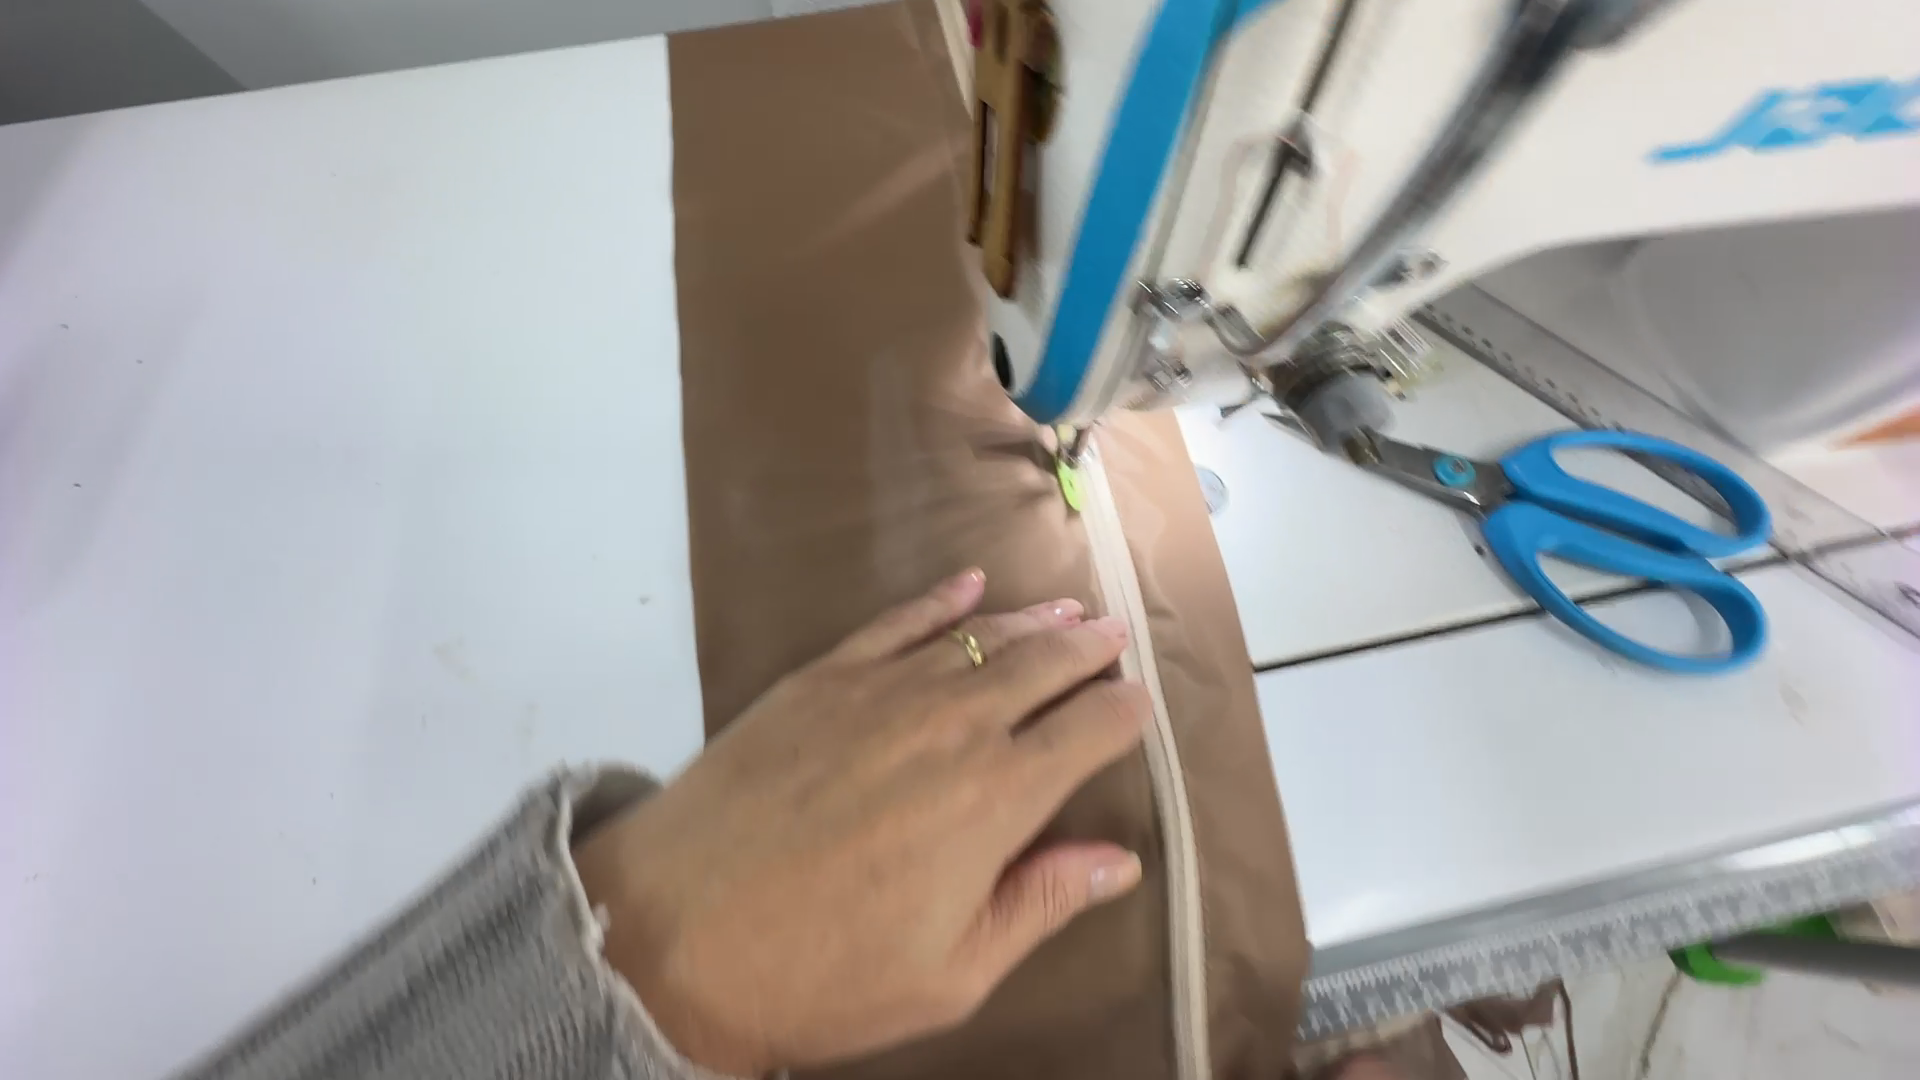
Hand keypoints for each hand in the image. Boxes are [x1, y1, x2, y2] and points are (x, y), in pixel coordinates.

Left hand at [574, 569, 1148, 1076]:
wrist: (677, 931)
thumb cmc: (824, 971)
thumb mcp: (952, 971)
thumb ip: (1043, 902)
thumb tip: (1122, 860)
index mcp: (996, 797)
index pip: (1087, 733)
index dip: (1123, 712)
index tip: (1142, 700)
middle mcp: (954, 725)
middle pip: (1043, 666)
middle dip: (1089, 647)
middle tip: (1115, 632)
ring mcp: (886, 689)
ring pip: (982, 637)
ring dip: (1032, 620)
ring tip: (1066, 608)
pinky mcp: (827, 675)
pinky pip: (898, 622)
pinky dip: (940, 600)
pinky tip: (970, 584)